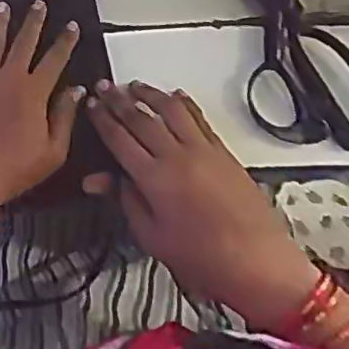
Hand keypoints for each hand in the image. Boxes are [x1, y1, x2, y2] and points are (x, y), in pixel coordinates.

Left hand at [0, 0, 84, 214]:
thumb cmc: (14, 167)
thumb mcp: (53, 150)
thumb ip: (65, 116)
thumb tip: (76, 91)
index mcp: (34, 92)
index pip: (55, 59)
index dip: (65, 41)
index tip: (71, 26)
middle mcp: (10, 79)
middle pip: (24, 42)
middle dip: (34, 21)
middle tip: (39, 4)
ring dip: (0, 23)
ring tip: (3, 6)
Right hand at [83, 81, 318, 329]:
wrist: (256, 262)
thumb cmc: (206, 258)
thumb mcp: (152, 237)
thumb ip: (126, 202)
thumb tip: (104, 181)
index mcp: (154, 179)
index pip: (119, 138)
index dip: (102, 119)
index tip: (92, 105)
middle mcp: (177, 157)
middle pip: (140, 118)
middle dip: (118, 99)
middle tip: (105, 87)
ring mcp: (203, 150)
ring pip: (171, 109)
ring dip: (150, 94)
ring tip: (135, 86)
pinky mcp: (223, 152)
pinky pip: (199, 118)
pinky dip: (184, 104)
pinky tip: (176, 97)